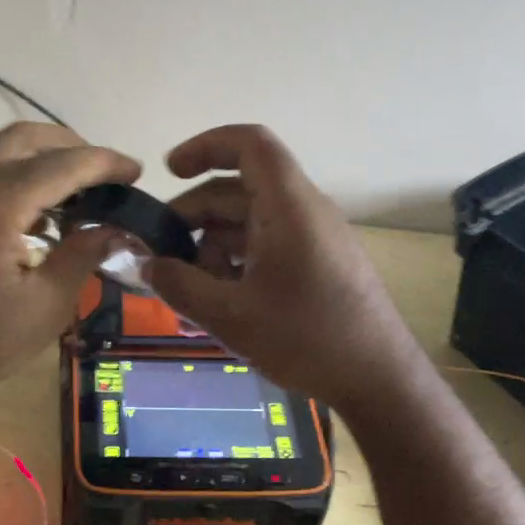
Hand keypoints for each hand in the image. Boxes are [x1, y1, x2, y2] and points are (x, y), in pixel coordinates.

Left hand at [0, 123, 139, 409]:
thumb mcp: (48, 303)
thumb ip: (84, 254)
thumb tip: (116, 228)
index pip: (64, 164)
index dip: (105, 163)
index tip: (137, 172)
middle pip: (27, 138)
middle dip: (72, 146)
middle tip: (107, 174)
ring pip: (2, 148)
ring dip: (44, 154)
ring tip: (81, 185)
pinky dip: (19, 171)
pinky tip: (44, 205)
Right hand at [144, 124, 425, 412]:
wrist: (377, 379)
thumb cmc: (305, 339)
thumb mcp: (230, 316)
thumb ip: (180, 286)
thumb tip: (146, 265)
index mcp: (289, 207)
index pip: (249, 144)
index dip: (205, 146)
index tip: (168, 171)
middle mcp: (303, 213)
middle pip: (239, 191)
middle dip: (193, 218)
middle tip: (158, 255)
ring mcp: (313, 240)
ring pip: (249, 225)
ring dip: (210, 251)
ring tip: (183, 296)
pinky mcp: (317, 267)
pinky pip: (266, 250)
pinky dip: (234, 268)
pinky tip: (213, 309)